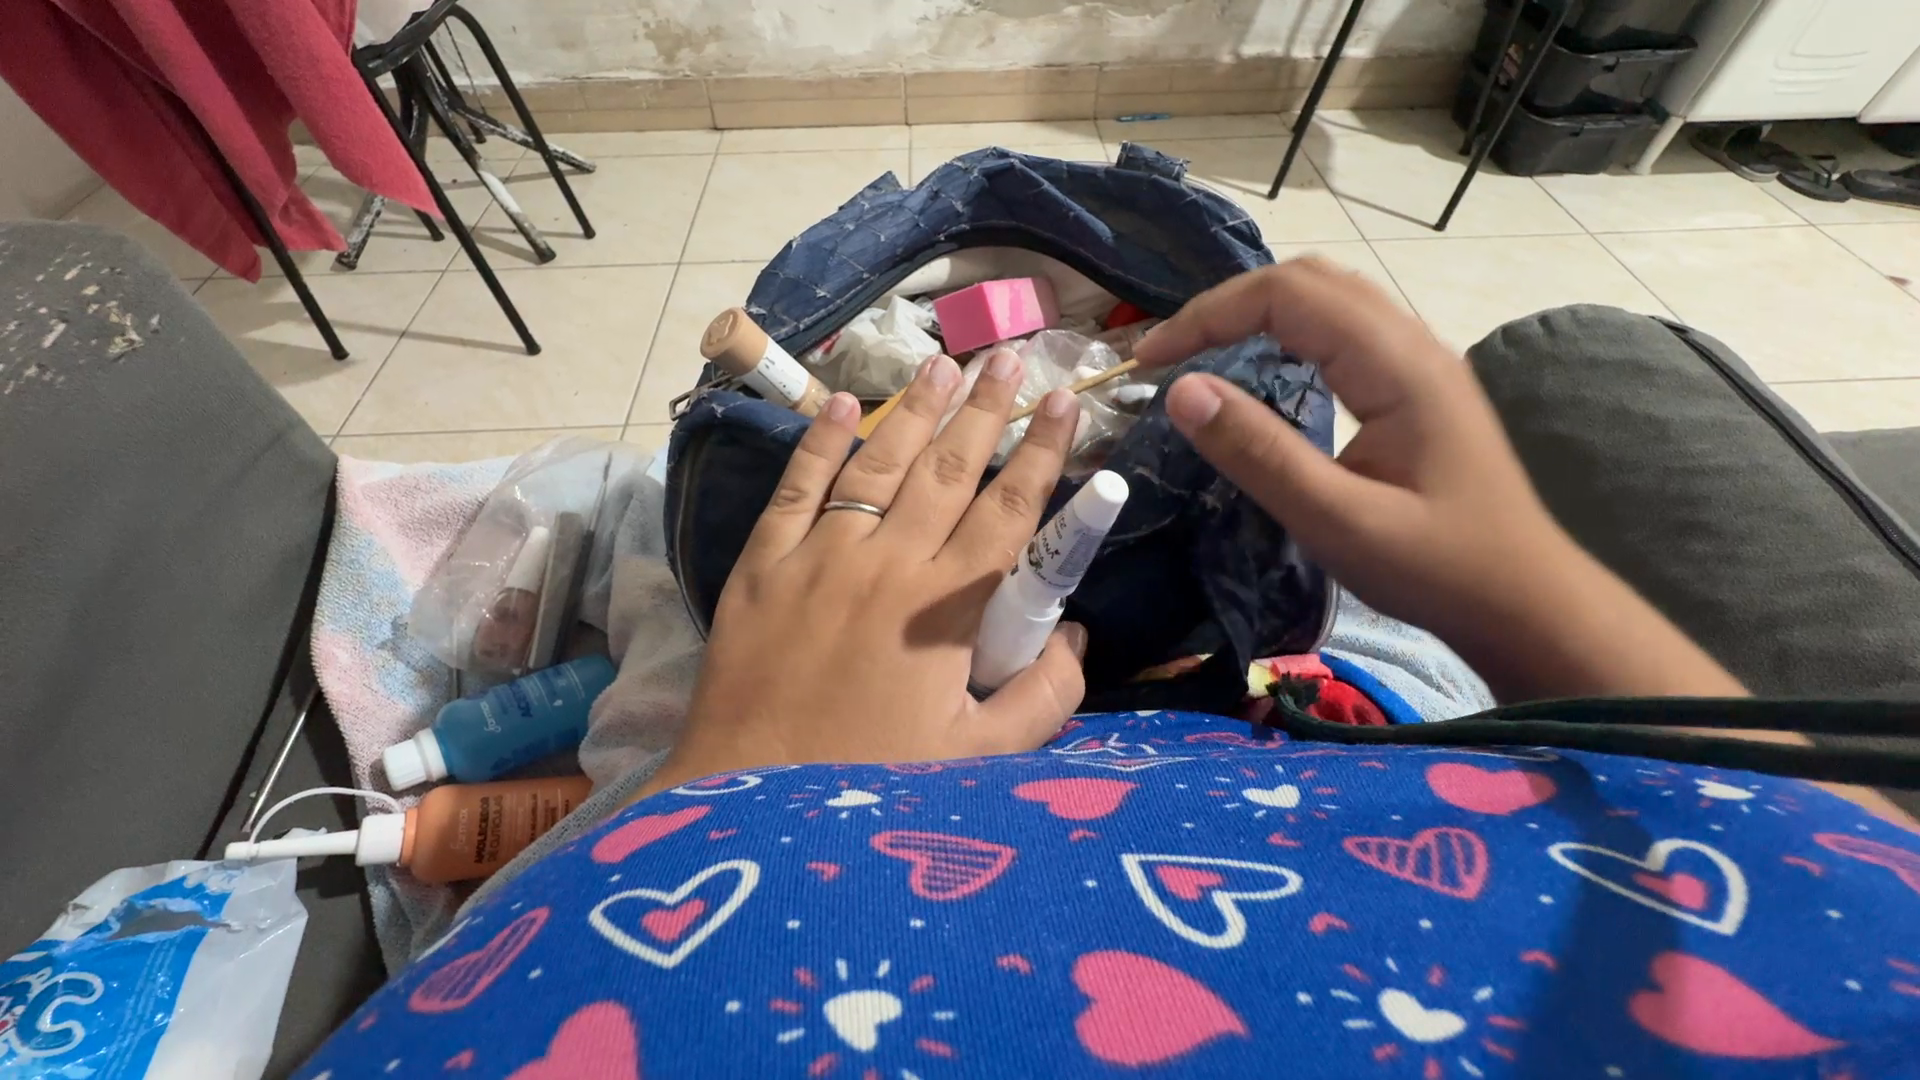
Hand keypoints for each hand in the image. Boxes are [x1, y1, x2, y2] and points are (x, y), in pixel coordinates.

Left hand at [639, 351, 1087, 796]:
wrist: (751, 800)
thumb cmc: (873, 782)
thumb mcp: (979, 759)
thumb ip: (1043, 698)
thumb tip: (1078, 637)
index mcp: (943, 606)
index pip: (1009, 511)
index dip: (1040, 453)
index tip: (1063, 402)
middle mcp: (886, 563)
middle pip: (947, 470)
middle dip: (985, 411)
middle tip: (1010, 357)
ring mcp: (819, 556)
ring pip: (878, 465)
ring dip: (915, 411)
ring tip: (946, 366)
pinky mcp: (764, 564)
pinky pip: (796, 489)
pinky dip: (819, 442)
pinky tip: (845, 404)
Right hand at [1135, 258, 1742, 700]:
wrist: (1522, 601)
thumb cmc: (1435, 567)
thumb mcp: (1336, 520)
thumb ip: (1259, 454)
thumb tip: (1181, 392)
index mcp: (1398, 365)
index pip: (1289, 294)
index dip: (1208, 315)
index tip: (1151, 363)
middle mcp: (1411, 344)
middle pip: (1306, 280)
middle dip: (1224, 306)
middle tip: (1167, 355)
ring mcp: (1416, 362)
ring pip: (1323, 299)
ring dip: (1252, 313)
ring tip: (1197, 354)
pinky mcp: (1409, 387)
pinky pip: (1336, 331)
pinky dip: (1280, 334)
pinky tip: (1255, 371)